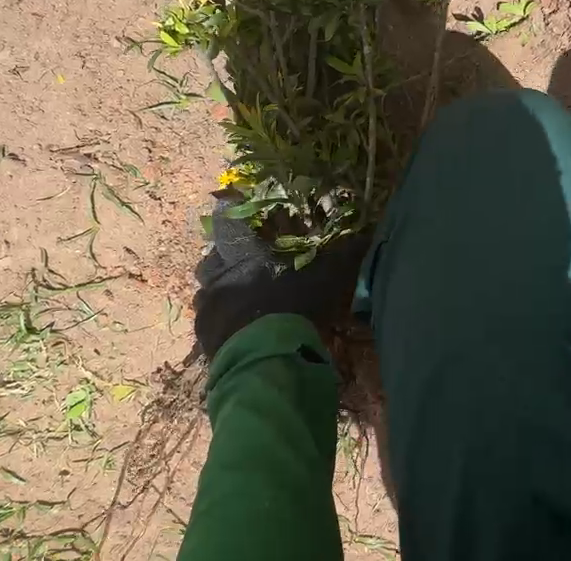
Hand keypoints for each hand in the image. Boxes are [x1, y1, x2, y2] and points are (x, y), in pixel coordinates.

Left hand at [192, 196, 367, 357]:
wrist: (264, 354)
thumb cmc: (294, 303)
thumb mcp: (328, 275)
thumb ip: (345, 254)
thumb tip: (368, 234)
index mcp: (244, 255)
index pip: (230, 227)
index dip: (232, 219)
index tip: (236, 215)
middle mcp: (219, 276)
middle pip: (211, 262)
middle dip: (224, 262)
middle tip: (243, 265)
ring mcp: (207, 309)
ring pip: (206, 293)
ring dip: (220, 292)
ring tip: (240, 298)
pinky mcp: (203, 338)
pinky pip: (207, 322)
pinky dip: (220, 320)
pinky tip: (237, 326)